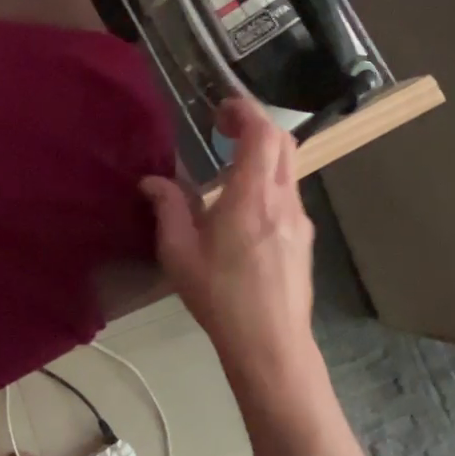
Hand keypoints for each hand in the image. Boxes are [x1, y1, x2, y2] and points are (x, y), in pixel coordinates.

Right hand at [140, 100, 316, 369]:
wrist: (271, 344)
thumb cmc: (220, 296)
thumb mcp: (179, 252)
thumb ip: (167, 207)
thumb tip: (152, 181)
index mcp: (251, 196)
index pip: (262, 133)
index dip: (244, 111)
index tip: (219, 110)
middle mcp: (283, 199)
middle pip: (283, 142)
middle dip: (255, 125)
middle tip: (222, 130)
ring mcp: (299, 219)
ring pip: (289, 167)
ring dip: (262, 154)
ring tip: (227, 169)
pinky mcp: (303, 239)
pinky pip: (288, 193)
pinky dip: (268, 181)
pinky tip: (242, 209)